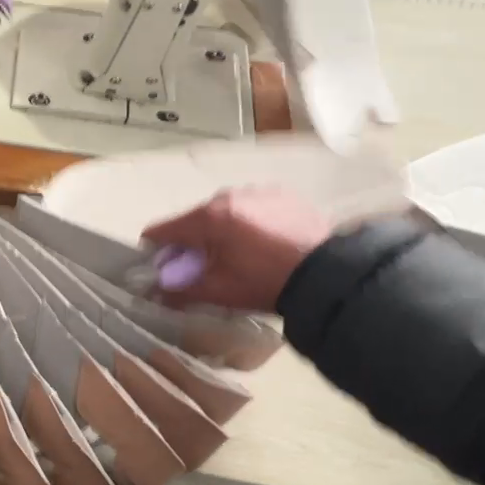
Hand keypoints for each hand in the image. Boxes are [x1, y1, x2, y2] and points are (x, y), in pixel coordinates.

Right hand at [140, 188, 334, 311]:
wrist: (330, 273)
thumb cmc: (265, 282)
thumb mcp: (217, 291)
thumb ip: (178, 290)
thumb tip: (153, 293)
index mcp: (207, 217)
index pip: (160, 230)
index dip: (155, 252)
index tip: (165, 272)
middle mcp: (228, 195)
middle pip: (192, 221)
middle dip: (191, 244)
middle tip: (207, 270)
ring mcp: (257, 191)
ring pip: (221, 213)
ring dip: (220, 234)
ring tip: (241, 259)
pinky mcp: (282, 194)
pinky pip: (250, 208)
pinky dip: (247, 225)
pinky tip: (264, 246)